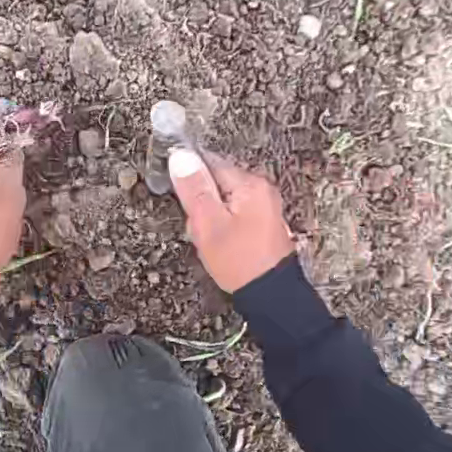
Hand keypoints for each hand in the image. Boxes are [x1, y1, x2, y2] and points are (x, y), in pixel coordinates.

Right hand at [168, 148, 294, 291]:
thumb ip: (194, 188)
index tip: (187, 203)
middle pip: (217, 183)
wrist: (270, 295)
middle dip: (202, 205)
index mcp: (250, 184)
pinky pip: (234, 215)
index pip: (210, 164)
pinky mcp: (264, 222)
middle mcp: (262, 190)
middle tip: (202, 229)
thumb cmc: (241, 262)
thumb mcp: (208, 223)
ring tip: (214, 241)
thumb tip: (180, 156)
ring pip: (223, 202)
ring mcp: (265, 206)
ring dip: (212, 219)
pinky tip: (223, 245)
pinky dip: (224, 227)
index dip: (191, 182)